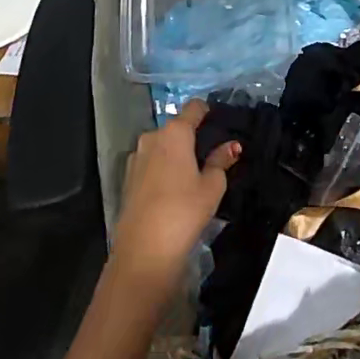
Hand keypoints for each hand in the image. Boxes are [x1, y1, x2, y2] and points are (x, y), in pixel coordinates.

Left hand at [111, 100, 240, 290]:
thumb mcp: (212, 186)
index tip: (220, 124)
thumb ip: (221, 160)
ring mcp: (136, 156)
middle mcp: (152, 136)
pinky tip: (172, 190)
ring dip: (176, 153)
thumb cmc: (184, 212)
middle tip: (211, 156)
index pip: (194, 108)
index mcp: (175, 132)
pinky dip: (163, 168)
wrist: (143, 250)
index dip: (208, 112)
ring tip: (193, 176)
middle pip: (177, 127)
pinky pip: (151, 162)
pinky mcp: (127, 176)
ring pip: (162, 145)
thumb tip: (232, 145)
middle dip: (193, 137)